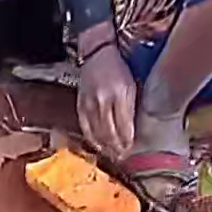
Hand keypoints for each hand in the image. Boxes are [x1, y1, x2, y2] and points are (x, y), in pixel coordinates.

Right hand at [76, 40, 135, 156]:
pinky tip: (99, 147)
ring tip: (112, 155)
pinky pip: (86, 130)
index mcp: (121, 93)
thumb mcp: (131, 84)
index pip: (124, 126)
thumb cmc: (117, 68)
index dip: (127, 141)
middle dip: (116, 148)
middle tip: (121, 157)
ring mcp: (90, 105)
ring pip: (98, 134)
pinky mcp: (81, 107)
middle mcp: (104, 100)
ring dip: (106, 148)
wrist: (97, 54)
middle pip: (110, 133)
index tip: (130, 149)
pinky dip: (93, 141)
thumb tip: (130, 133)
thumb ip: (131, 108)